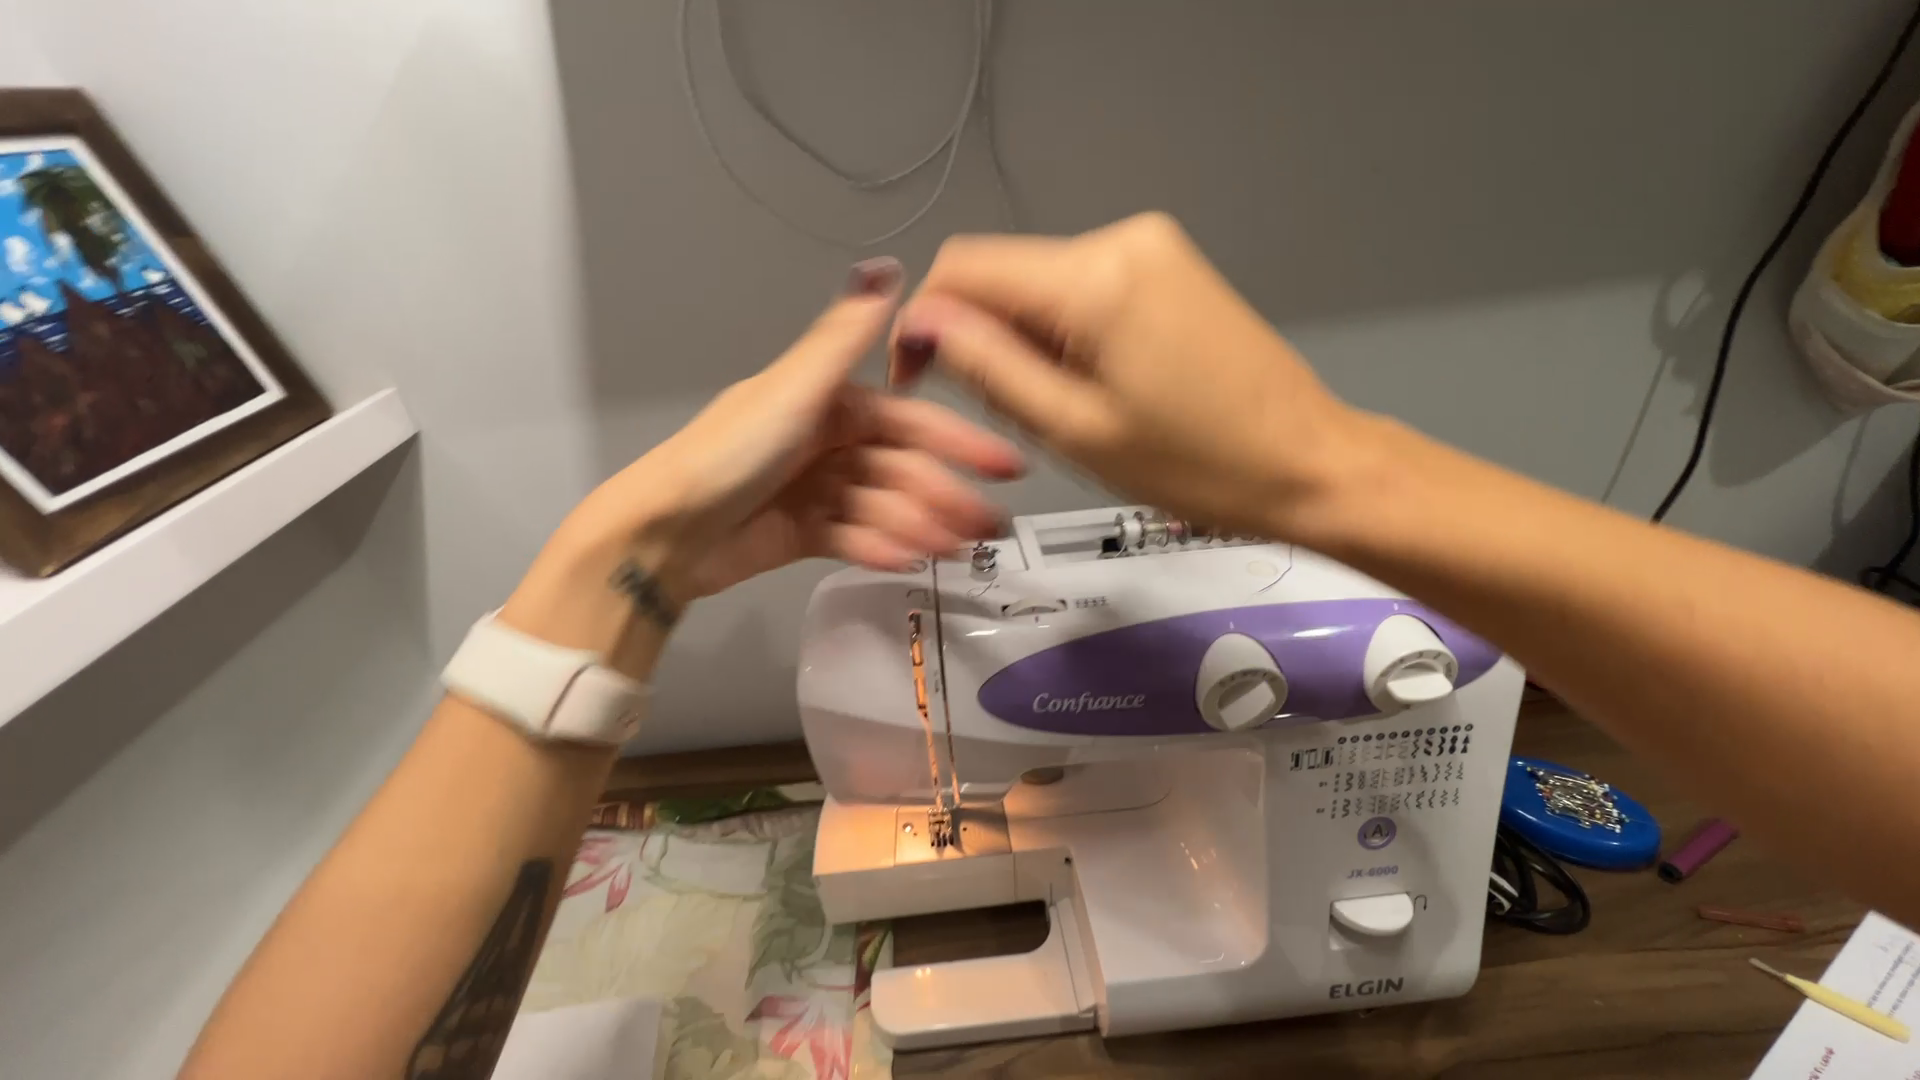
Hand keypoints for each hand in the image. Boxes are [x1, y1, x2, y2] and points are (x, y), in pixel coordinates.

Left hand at [532, 257, 1022, 621]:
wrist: (662, 533)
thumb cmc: (729, 456)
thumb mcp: (792, 391)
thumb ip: (845, 338)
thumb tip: (890, 266)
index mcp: (828, 403)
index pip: (908, 421)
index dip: (958, 441)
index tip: (1007, 468)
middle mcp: (826, 442)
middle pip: (901, 469)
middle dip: (944, 495)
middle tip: (987, 529)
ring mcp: (815, 489)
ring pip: (883, 507)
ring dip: (917, 526)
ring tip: (947, 552)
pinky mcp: (803, 532)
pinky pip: (853, 537)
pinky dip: (877, 547)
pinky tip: (902, 561)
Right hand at [891, 213, 1363, 540]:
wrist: (1306, 461)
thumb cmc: (1192, 465)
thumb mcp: (1073, 428)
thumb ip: (989, 366)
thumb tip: (921, 319)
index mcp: (1095, 275)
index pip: (965, 266)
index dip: (923, 319)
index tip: (915, 381)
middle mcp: (1120, 237)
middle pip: (1004, 275)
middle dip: (981, 340)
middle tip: (1008, 417)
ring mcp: (1150, 246)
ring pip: (1040, 286)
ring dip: (1023, 344)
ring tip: (1059, 411)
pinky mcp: (1168, 265)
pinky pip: (1081, 290)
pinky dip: (1061, 335)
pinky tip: (1089, 385)